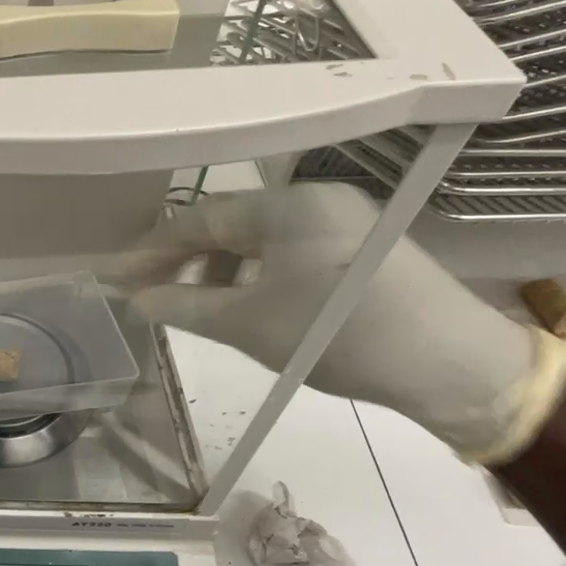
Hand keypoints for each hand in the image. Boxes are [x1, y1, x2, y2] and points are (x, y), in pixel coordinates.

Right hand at [122, 183, 565, 463]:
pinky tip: (239, 301)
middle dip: (181, 258)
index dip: (150, 251)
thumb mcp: (248, 325)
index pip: (199, 219)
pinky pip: (286, 249)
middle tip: (142, 291)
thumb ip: (184, 306)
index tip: (114, 278)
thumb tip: (136, 300)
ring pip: (256, 238)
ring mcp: (342, 219)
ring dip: (215, 268)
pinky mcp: (358, 245)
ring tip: (188, 304)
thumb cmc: (339, 337)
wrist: (451, 366)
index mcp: (288, 206)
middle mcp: (315, 199)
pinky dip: (252, 273)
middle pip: (227, 224)